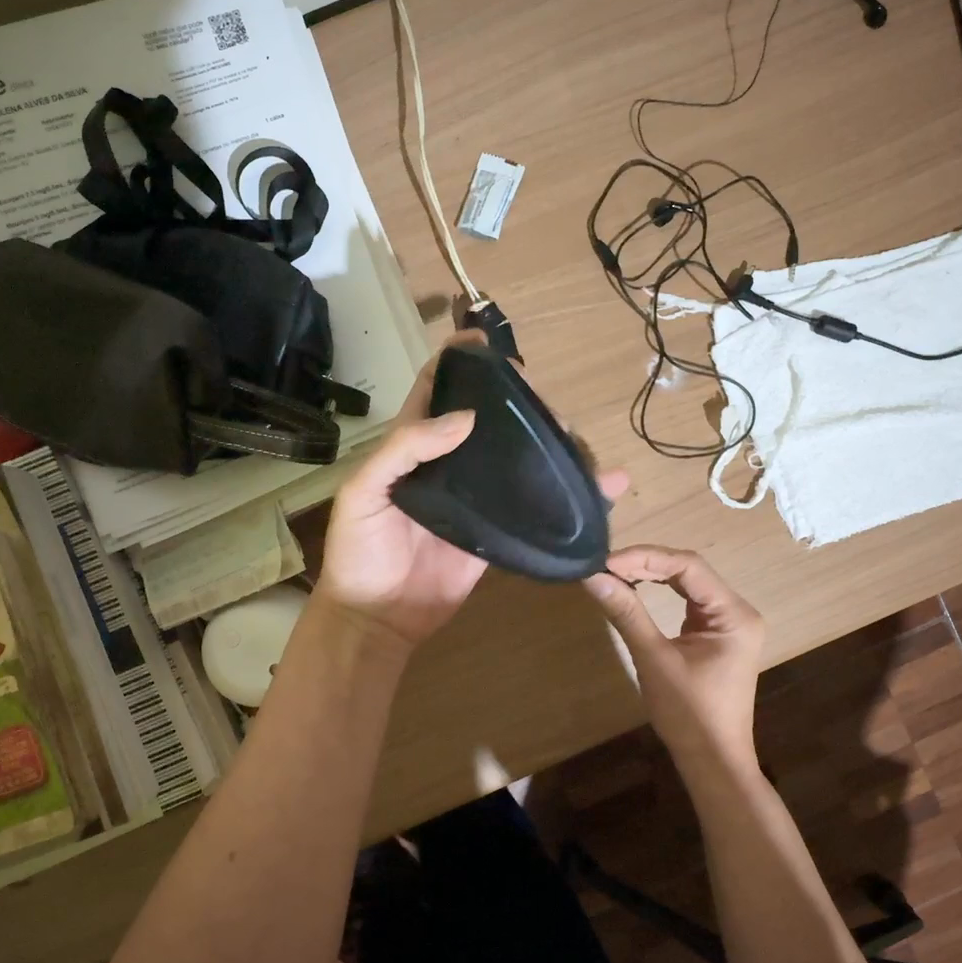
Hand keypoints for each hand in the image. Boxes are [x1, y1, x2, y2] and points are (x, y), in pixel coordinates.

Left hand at [314, 335, 627, 653]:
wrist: (377, 618)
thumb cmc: (359, 551)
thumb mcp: (364, 491)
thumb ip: (405, 449)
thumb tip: (466, 418)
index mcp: (410, 445)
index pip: (436, 388)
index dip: (460, 360)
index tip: (490, 343)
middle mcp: (448, 462)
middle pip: (487, 418)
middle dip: (517, 401)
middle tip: (545, 401)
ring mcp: (477, 496)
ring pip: (516, 456)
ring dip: (548, 441)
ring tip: (574, 437)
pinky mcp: (498, 531)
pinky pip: (534, 504)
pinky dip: (568, 493)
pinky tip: (601, 484)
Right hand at [583, 546, 766, 761]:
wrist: (712, 760)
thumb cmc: (688, 713)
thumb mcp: (654, 659)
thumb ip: (626, 613)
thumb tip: (593, 578)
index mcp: (734, 614)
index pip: (689, 567)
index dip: (646, 558)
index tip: (608, 562)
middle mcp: (738, 612)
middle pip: (689, 572)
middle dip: (646, 565)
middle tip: (606, 567)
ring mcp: (729, 624)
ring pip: (688, 585)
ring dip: (652, 577)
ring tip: (615, 574)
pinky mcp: (716, 636)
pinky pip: (688, 603)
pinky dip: (661, 594)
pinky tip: (635, 590)